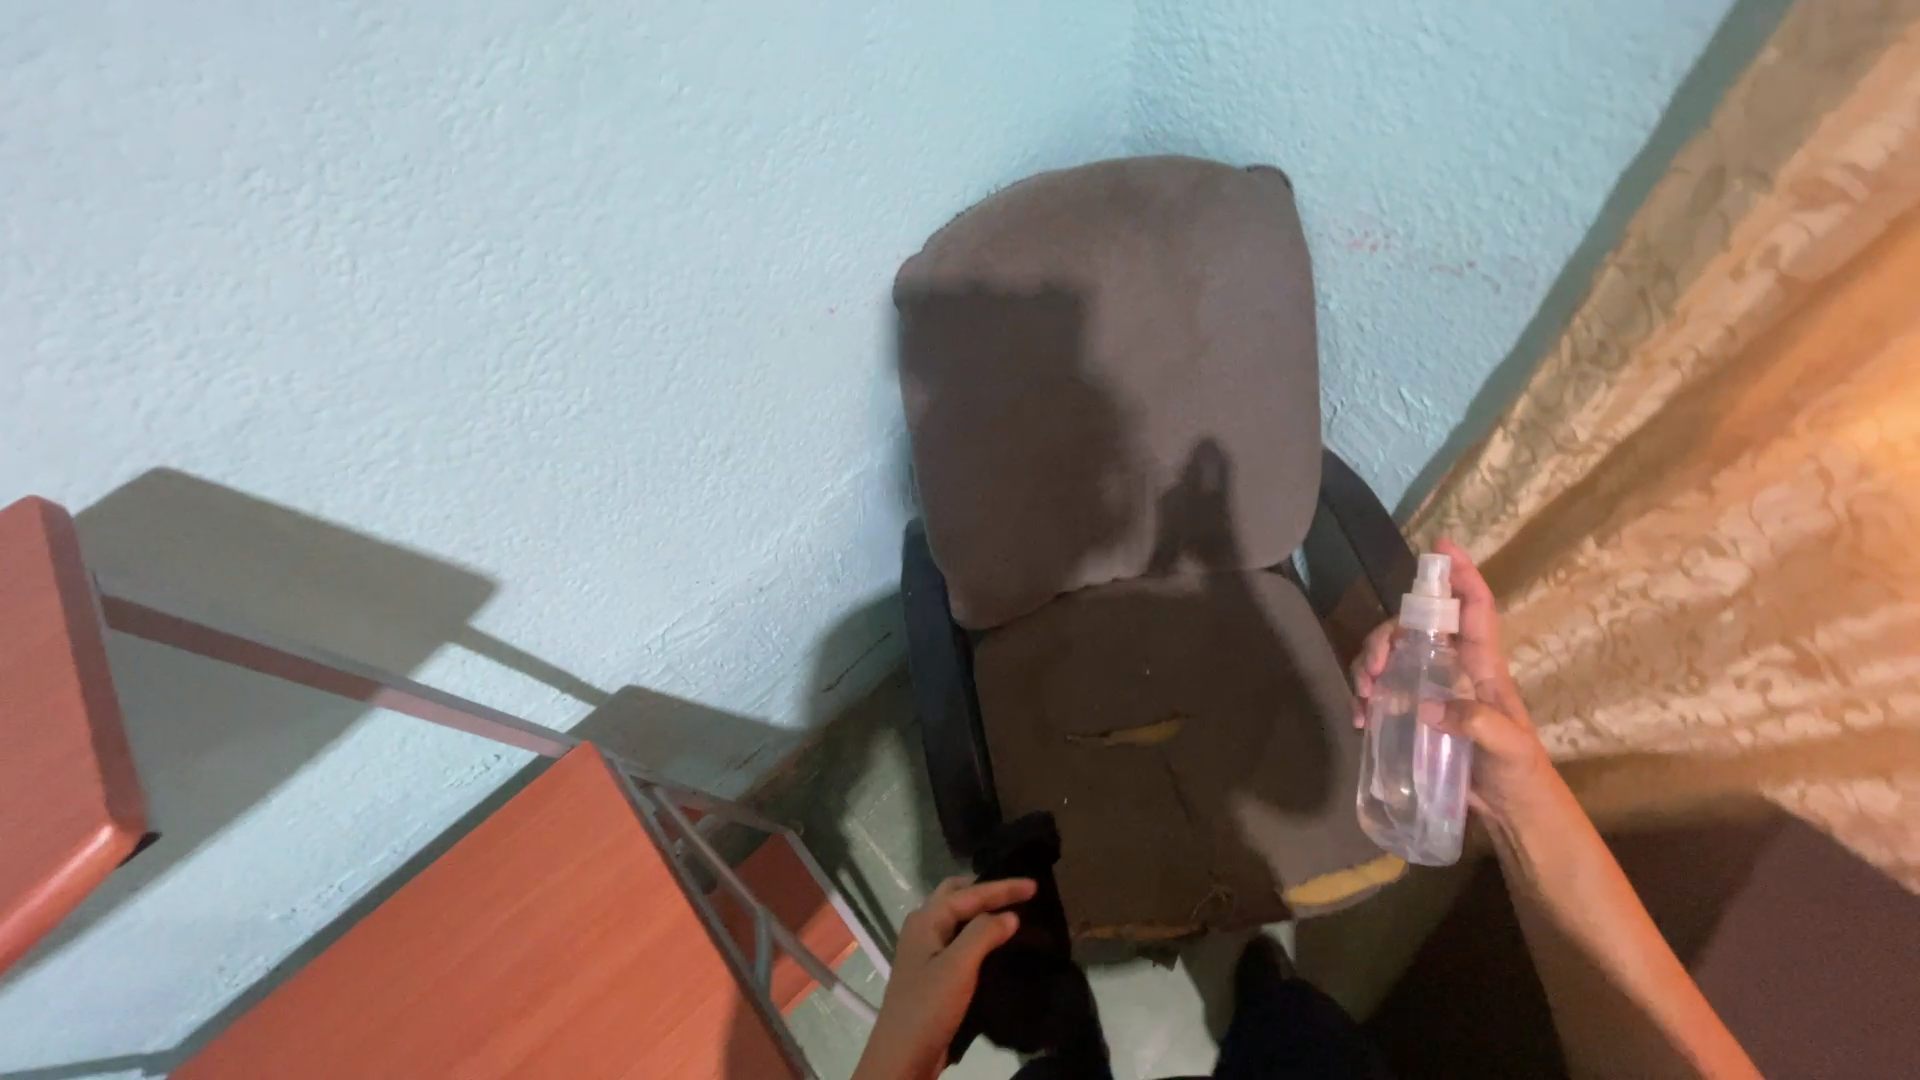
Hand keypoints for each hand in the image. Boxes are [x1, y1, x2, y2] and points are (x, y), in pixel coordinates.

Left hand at [851, 876, 1035, 1079]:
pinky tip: (994, 942)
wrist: (902, 1057)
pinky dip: (977, 932)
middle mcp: (923, 926)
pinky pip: (958, 938)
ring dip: (982, 910)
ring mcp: (926, 949)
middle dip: (987, 890)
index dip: (1003, 888)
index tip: (1034, 886)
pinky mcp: (932, 971)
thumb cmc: (928, 1007)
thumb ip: (983, 934)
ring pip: (957, 916)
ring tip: (1010, 911)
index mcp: (926, 918)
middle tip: (1017, 893)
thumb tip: (1010, 915)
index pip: (970, 893)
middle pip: (957, 894)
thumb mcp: (958, 967)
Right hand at [1350, 538, 1559, 828]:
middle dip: (1385, 636)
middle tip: (1373, 668)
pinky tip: (1360, 718)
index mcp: (1482, 667)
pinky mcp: (1413, 712)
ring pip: (1390, 655)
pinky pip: (1380, 689)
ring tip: (1362, 697)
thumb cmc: (1521, 774)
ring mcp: (1430, 689)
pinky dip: (1363, 697)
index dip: (1461, 576)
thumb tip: (1425, 706)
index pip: (1475, 610)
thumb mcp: (1509, 749)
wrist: (1513, 810)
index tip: (1441, 548)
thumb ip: (1477, 723)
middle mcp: (1453, 668)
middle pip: (1412, 629)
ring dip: (1367, 667)